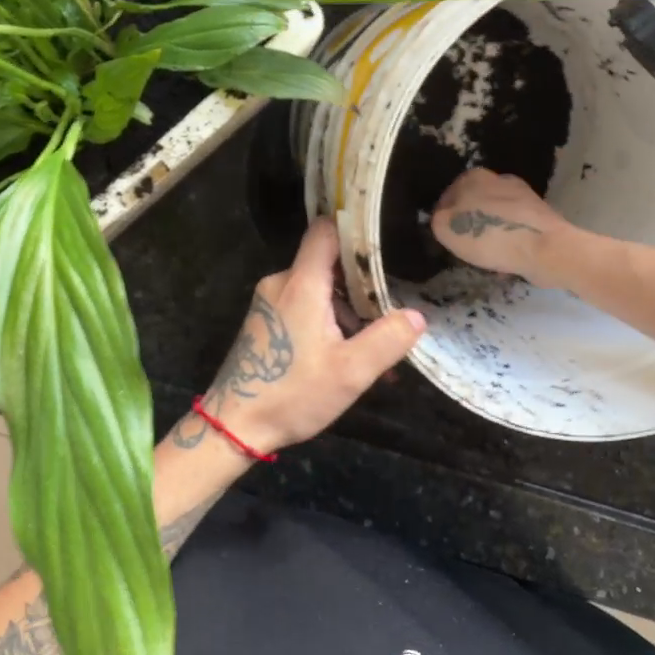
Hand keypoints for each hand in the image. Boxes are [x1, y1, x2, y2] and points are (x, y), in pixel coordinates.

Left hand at [172, 218, 425, 456]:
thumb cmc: (293, 394)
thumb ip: (387, 339)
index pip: (325, 231)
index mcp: (300, 284)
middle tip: (390, 312)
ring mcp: (269, 302)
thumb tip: (417, 315)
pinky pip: (303, 306)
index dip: (355, 232)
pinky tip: (346, 356)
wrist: (236, 423)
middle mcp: (281, 283)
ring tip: (374, 347)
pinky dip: (327, 322)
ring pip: (317, 289)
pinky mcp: (265, 320)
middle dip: (361, 285)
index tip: (386, 248)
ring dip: (346, 311)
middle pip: (327, 263)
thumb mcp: (351, 372)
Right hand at [429, 167, 570, 286]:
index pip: (447, 197)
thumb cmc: (488, 235)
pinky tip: (509, 257)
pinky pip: (516, 228)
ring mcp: (524, 195)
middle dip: (470, 224)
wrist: (544, 249)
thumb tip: (444, 219)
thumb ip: (437, 219)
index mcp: (472, 176)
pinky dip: (510, 240)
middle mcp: (499, 178)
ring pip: (497, 216)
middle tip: (467, 247)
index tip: (447, 239)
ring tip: (489, 256)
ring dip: (491, 233)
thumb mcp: (445, 228)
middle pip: (474, 205)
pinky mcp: (542, 215)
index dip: (444, 220)